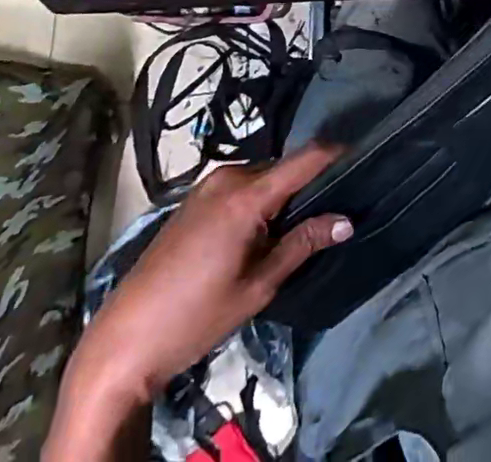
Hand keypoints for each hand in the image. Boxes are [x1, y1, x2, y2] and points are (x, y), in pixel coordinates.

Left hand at [59, 147, 351, 409]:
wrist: (127, 335)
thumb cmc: (197, 314)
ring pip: (262, 179)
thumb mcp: (259, 285)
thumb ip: (303, 244)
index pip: (304, 159)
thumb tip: (346, 220)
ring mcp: (206, 186)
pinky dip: (260, 200)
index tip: (364, 158)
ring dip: (283, 195)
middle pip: (283, 169)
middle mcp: (227, 177)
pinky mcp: (194, 199)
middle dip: (310, 184)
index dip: (335, 155)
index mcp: (245, 195)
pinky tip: (266, 230)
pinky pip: (240, 187)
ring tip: (306, 225)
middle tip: (336, 209)